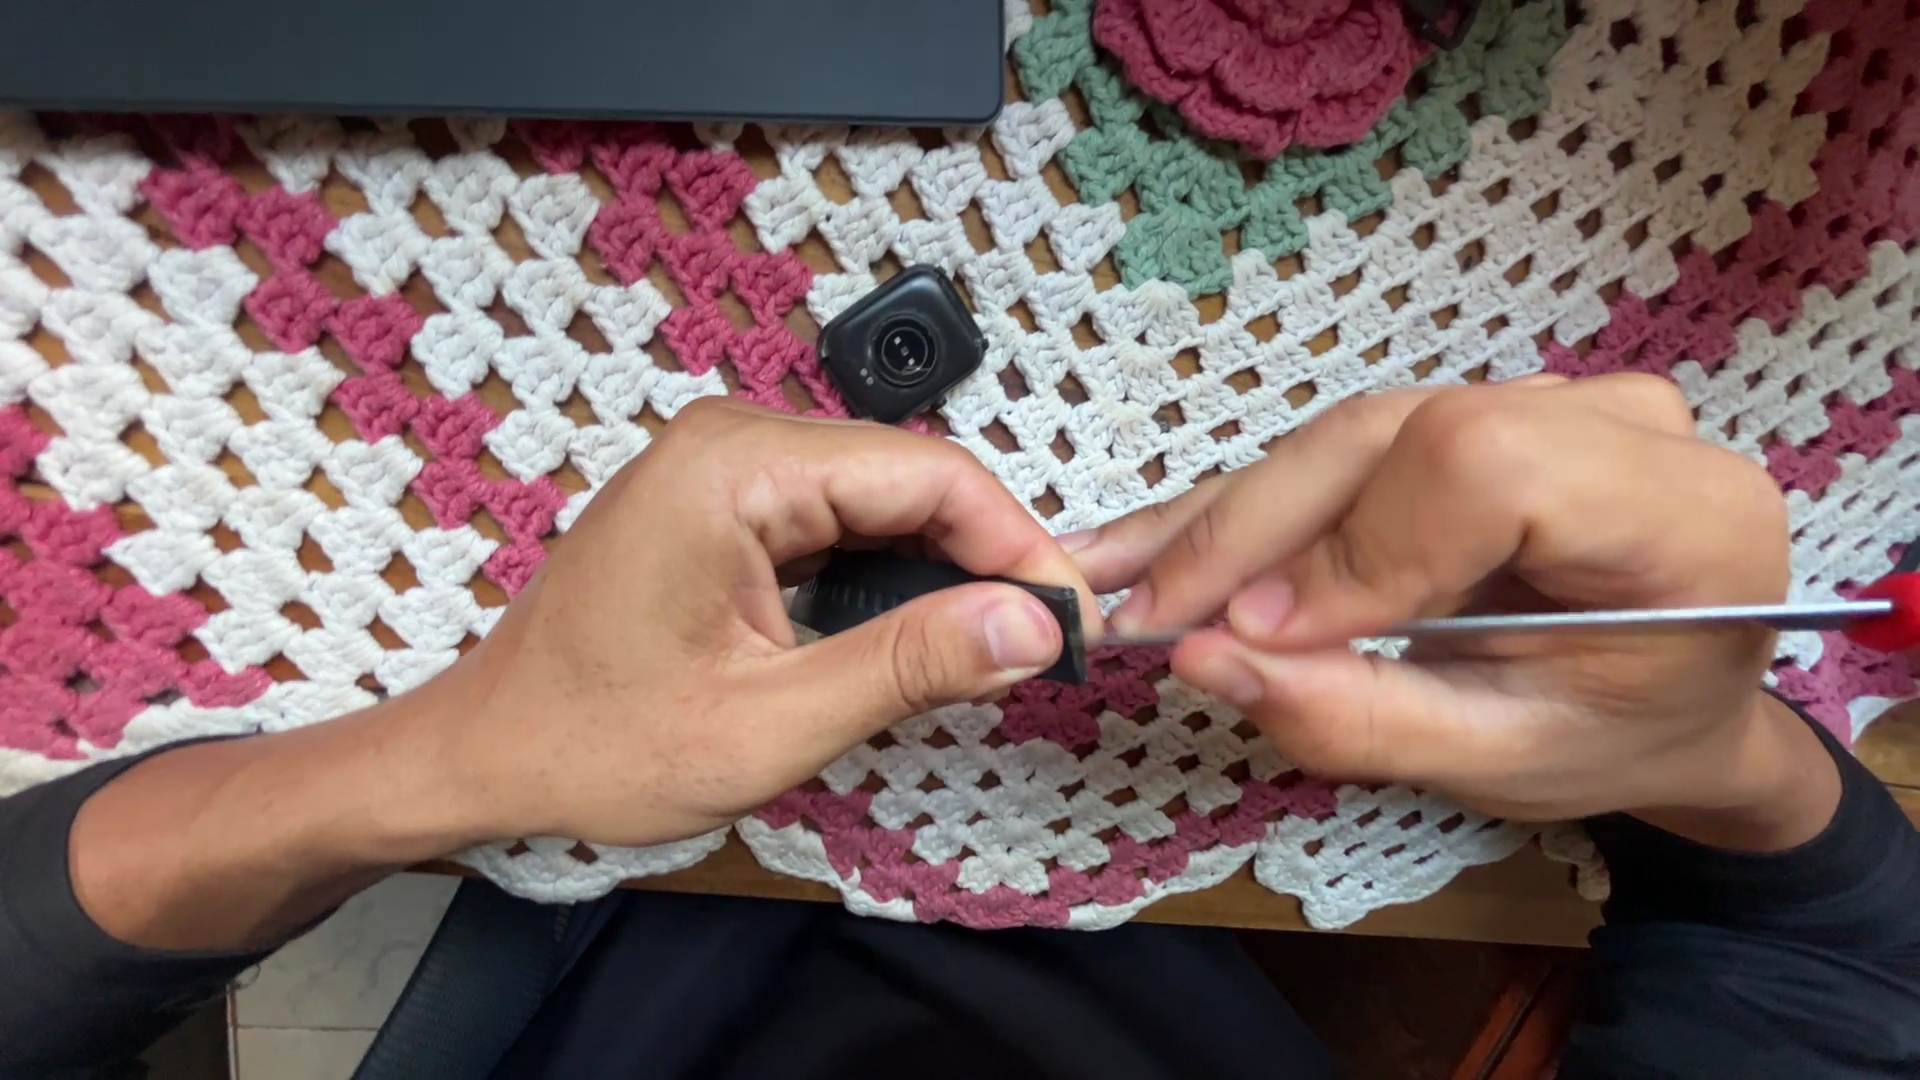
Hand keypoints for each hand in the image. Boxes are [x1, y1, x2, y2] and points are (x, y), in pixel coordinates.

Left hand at [410, 398, 1098, 848]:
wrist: (482, 752)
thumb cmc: (601, 745)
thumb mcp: (769, 723)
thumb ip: (909, 665)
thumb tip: (1034, 627)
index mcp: (741, 465)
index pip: (929, 475)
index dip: (1019, 543)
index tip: (1074, 618)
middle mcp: (740, 437)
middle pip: (911, 478)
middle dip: (990, 556)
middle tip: (1046, 639)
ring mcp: (734, 462)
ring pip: (887, 498)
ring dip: (950, 565)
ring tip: (1000, 638)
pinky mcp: (735, 497)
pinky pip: (847, 519)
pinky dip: (898, 570)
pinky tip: (925, 622)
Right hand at [1065, 375, 1837, 849]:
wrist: (1651, 698)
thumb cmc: (1605, 738)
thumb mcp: (1497, 759)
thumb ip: (1357, 719)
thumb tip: (1202, 660)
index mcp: (1671, 509)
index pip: (1478, 467)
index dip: (1353, 549)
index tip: (1262, 635)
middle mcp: (1588, 422)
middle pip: (1366, 441)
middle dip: (1240, 537)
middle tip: (1143, 617)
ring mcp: (1501, 407)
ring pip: (1317, 445)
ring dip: (1207, 526)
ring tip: (1112, 578)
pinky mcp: (1429, 425)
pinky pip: (1309, 458)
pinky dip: (1218, 512)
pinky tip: (1138, 541)